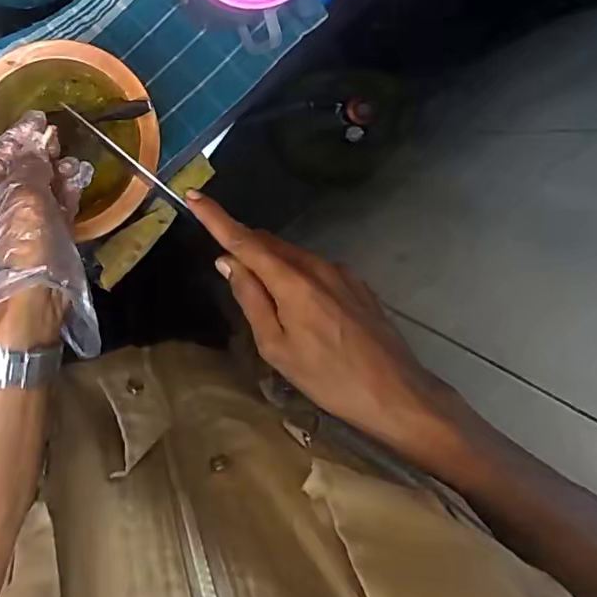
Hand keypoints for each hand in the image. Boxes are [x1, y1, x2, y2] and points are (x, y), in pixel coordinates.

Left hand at [0, 111, 99, 355]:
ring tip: (70, 161)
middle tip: (56, 134)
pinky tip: (79, 177)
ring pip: (43, 184)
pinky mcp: (49, 233)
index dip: (18, 135)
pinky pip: (58, 203)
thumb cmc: (23, 243)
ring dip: (57, 168)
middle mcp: (4, 203)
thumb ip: (29, 164)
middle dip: (39, 149)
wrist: (38, 295)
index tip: (37, 118)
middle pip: (22, 167)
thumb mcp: (23, 196)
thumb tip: (35, 138)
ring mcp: (27, 219)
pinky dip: (68, 189)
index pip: (0, 154)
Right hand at [184, 192, 472, 461]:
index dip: (215, 217)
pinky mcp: (358, 287)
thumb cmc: (330, 379)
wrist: (404, 400)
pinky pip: (312, 267)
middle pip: (266, 242)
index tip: (193, 195)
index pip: (243, 240)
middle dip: (241, 243)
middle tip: (225, 265)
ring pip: (290, 254)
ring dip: (267, 260)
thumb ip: (250, 299)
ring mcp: (341, 275)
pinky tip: (298, 304)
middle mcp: (315, 268)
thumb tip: (228, 262)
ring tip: (262, 294)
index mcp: (291, 282)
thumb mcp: (275, 347)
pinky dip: (292, 272)